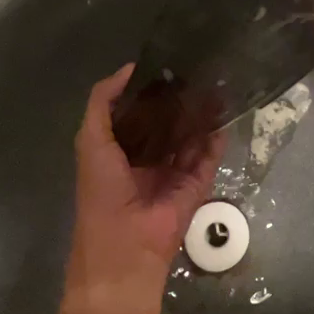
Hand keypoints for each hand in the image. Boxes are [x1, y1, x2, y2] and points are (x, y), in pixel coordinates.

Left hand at [63, 64, 220, 313]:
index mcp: (118, 150)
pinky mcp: (196, 184)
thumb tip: (128, 69)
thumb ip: (101, 103)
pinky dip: (216, 138)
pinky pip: (209, 156)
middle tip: (194, 69)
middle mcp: (147, 158)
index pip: (136, 112)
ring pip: (190, 135)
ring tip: (213, 82)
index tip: (162, 63)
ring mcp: (174, 171)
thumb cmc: (101, 193)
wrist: (125, 250)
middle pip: (166, 121)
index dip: (146, 89)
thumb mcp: (91, 141)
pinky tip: (223, 113)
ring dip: (199, 113)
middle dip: (177, 98)